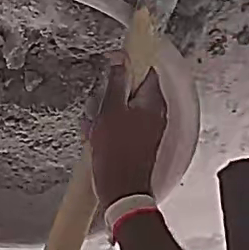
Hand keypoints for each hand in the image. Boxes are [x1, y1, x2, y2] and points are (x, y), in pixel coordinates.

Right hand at [89, 55, 166, 205]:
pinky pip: (121, 125)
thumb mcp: (111, 109)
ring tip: (94, 128)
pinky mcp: (137, 142)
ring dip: (105, 113)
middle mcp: (154, 114)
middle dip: (110, 95)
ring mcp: (147, 129)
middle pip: (131, 90)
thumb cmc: (117, 152)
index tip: (111, 67)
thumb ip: (117, 81)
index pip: (145, 71)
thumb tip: (120, 57)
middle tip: (98, 105)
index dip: (127, 65)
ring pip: (122, 108)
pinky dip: (108, 127)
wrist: (121, 192)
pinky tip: (95, 138)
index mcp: (153, 103)